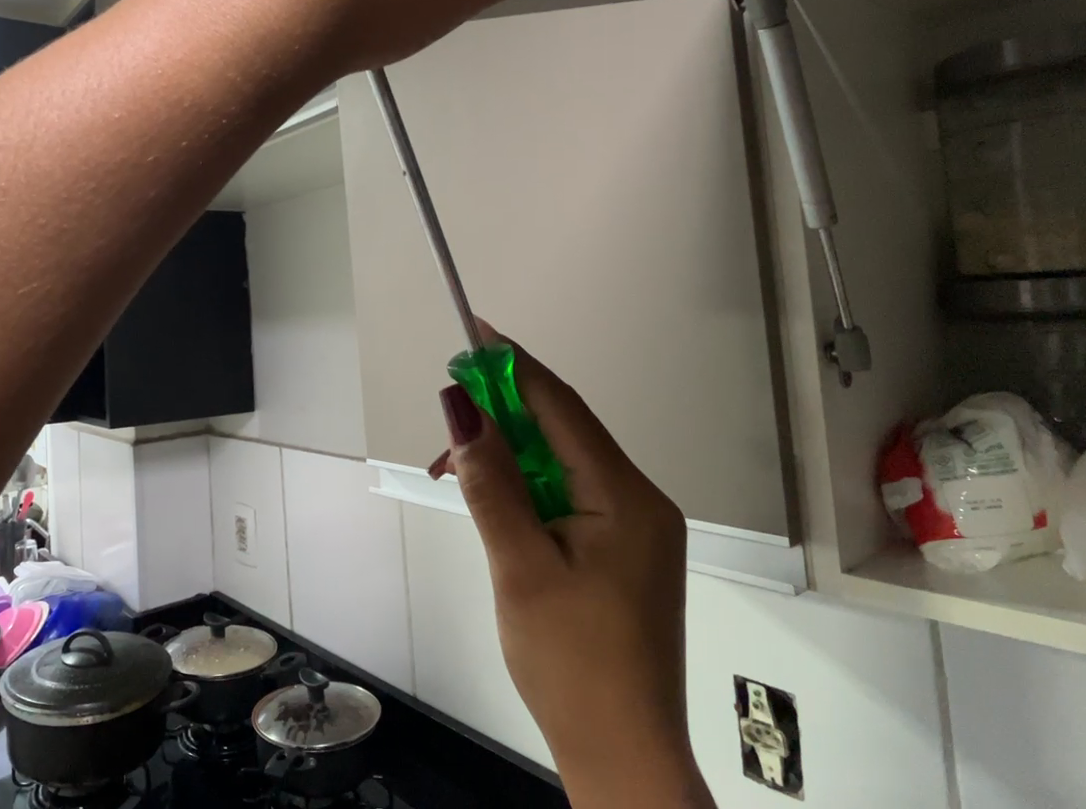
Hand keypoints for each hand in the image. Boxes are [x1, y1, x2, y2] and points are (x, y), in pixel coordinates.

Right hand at [434, 329, 710, 806]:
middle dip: (501, 416)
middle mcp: (639, 502)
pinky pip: (567, 498)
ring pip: (561, 466)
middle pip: (563, 433)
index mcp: (626, 498)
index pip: (562, 409)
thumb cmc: (570, 662)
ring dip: (507, 458)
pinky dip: (525, 490)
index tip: (474, 332)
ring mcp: (633, 530)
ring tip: (451, 469)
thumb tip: (460, 409)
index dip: (515, 366)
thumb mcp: (519, 566)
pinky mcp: (621, 553)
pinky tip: (492, 502)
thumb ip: (490, 483)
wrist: (621, 753)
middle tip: (447, 412)